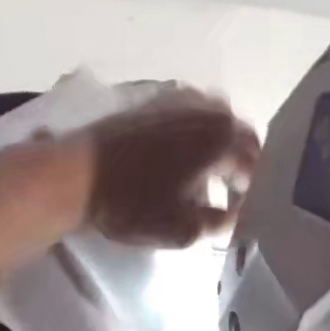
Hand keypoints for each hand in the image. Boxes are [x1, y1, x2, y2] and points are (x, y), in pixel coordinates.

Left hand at [81, 88, 260, 245]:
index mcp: (220, 140)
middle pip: (239, 135)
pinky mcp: (152, 102)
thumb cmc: (131, 206)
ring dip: (221, 143)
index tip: (243, 210)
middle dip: (241, 162)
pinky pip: (190, 113)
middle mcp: (205, 112)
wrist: (75, 175)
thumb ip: (217, 222)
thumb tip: (234, 214)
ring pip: (216, 119)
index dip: (252, 191)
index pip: (253, 164)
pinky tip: (185, 152)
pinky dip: (196, 131)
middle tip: (233, 190)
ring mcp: (178, 101)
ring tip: (211, 171)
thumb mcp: (181, 229)